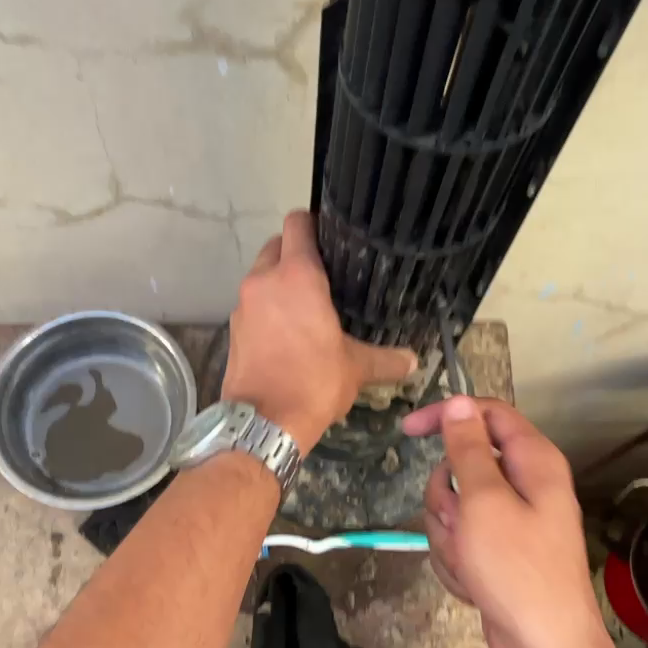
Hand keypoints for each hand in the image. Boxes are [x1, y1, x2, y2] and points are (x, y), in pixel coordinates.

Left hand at [222, 211, 418, 453]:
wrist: (263, 424)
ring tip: (307, 304)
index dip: (314, 223)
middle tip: (324, 274)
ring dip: (279, 282)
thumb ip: (386, 359)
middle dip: (296, 253)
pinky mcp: (233, 329)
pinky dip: (267, 309)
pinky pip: (252, 305)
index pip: (298, 223)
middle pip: (276, 246)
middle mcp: (264, 281)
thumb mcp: (356, 368)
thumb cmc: (313, 383)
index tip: (332, 237)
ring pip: (261, 276)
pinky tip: (287, 330)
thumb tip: (415, 361)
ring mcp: (243, 305)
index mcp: (296, 275)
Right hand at [402, 396, 603, 647]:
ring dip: (448, 534)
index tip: (407, 431)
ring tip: (467, 561)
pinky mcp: (499, 553)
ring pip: (455, 508)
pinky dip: (457, 560)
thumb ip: (468, 449)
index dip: (447, 416)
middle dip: (446, 497)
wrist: (543, 646)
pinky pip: (461, 541)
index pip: (486, 415)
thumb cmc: (516, 569)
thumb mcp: (484, 501)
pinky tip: (472, 582)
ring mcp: (512, 523)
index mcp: (533, 461)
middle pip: (463, 466)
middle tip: (457, 522)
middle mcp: (526, 486)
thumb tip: (459, 402)